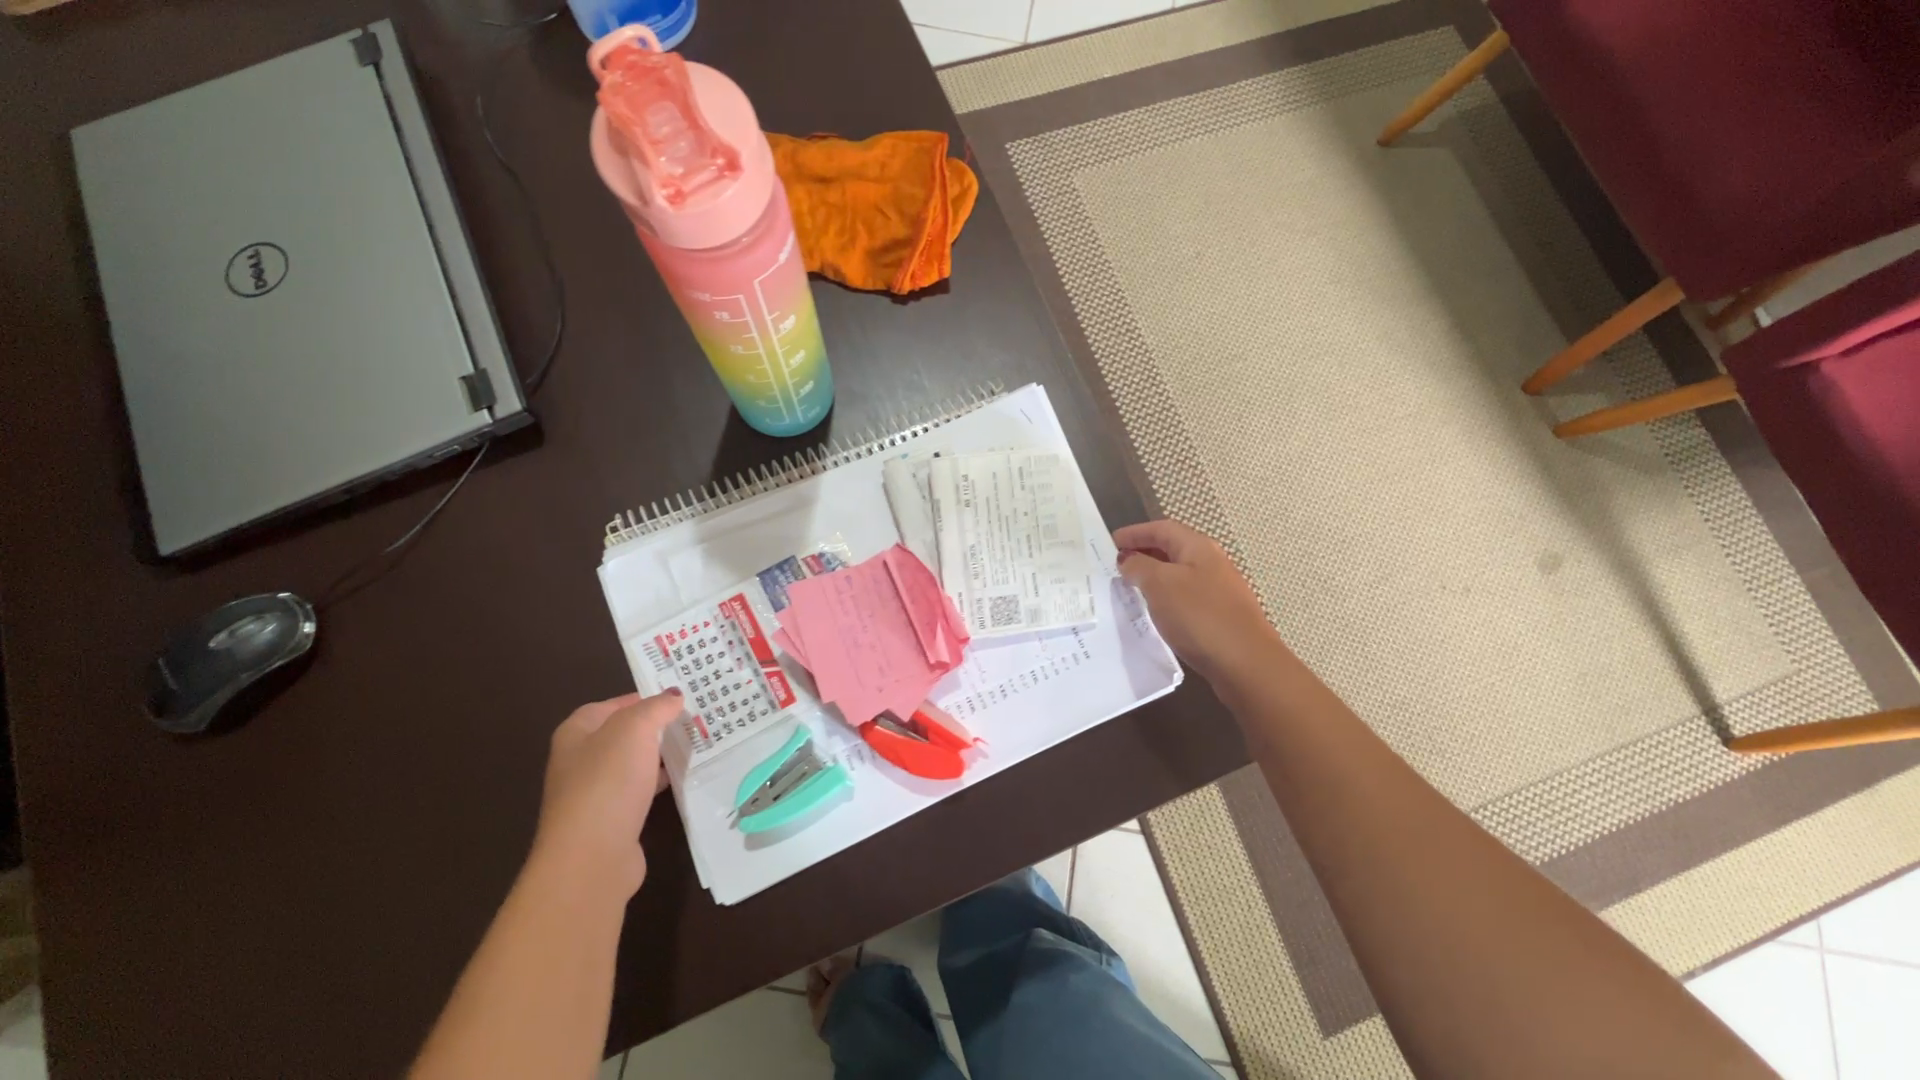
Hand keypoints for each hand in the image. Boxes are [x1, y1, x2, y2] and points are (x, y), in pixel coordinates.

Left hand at [529, 691, 683, 897]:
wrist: (592, 855)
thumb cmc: (608, 782)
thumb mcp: (634, 730)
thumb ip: (655, 708)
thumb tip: (673, 695)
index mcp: (576, 732)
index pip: (612, 704)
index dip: (643, 697)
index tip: (679, 697)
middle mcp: (580, 759)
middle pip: (624, 734)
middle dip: (656, 727)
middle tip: (694, 719)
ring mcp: (594, 792)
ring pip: (634, 764)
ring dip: (660, 756)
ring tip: (697, 745)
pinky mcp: (612, 819)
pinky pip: (640, 791)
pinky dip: (660, 783)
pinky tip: (683, 780)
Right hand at [1116, 519, 1280, 680]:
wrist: (1245, 663)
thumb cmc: (1199, 616)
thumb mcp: (1160, 584)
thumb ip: (1139, 567)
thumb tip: (1129, 560)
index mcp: (1198, 547)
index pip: (1162, 528)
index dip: (1135, 532)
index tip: (1110, 542)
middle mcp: (1211, 562)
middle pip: (1172, 548)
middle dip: (1143, 553)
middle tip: (1116, 565)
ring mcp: (1219, 590)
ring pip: (1179, 574)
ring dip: (1154, 577)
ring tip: (1130, 588)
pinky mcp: (1220, 615)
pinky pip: (1186, 596)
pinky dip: (1166, 597)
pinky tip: (1156, 612)